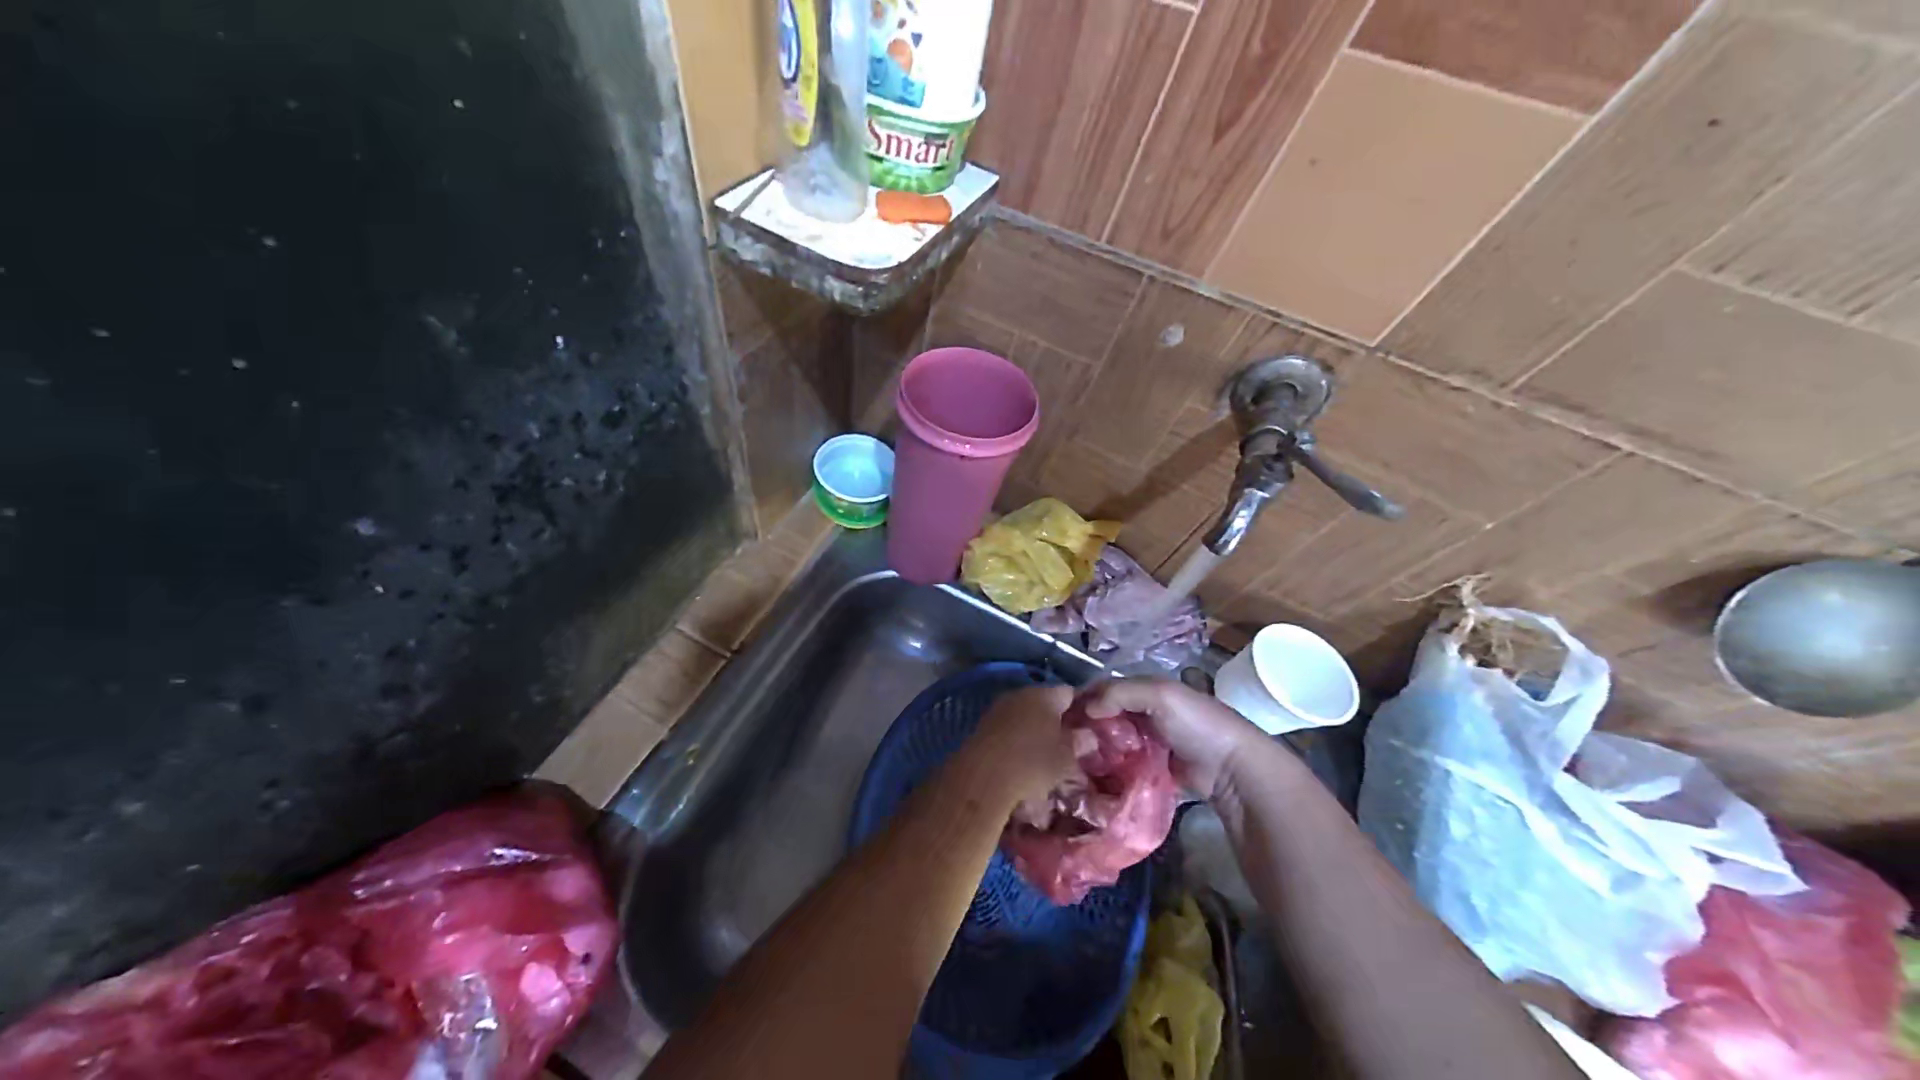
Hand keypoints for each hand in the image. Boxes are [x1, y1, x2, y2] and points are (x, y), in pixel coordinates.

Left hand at [964, 684, 1077, 811]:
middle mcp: (1020, 694)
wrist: (983, 777)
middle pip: (1044, 702)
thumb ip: (1079, 742)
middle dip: (1055, 720)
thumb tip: (1087, 735)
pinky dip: (1016, 739)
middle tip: (1066, 744)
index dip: (1080, 708)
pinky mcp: (982, 724)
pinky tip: (1020, 758)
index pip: (1069, 692)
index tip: (1086, 727)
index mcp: (1044, 694)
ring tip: (1043, 755)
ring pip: (1025, 714)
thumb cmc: (1032, 762)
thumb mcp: (1065, 757)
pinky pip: (1008, 727)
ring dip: (1034, 730)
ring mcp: (998, 708)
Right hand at [1079, 678, 1270, 800]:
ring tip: (1075, 762)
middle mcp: (1147, 713)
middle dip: (1087, 727)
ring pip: (1113, 743)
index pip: (1106, 688)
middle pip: (1107, 717)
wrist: (1233, 769)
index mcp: (1149, 689)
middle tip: (1064, 743)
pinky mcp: (1154, 771)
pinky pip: (1125, 767)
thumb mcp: (1160, 695)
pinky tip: (1094, 777)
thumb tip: (1086, 708)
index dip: (1084, 699)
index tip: (1059, 716)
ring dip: (1097, 750)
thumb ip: (1121, 693)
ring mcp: (1151, 744)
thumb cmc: (1197, 724)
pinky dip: (1111, 770)